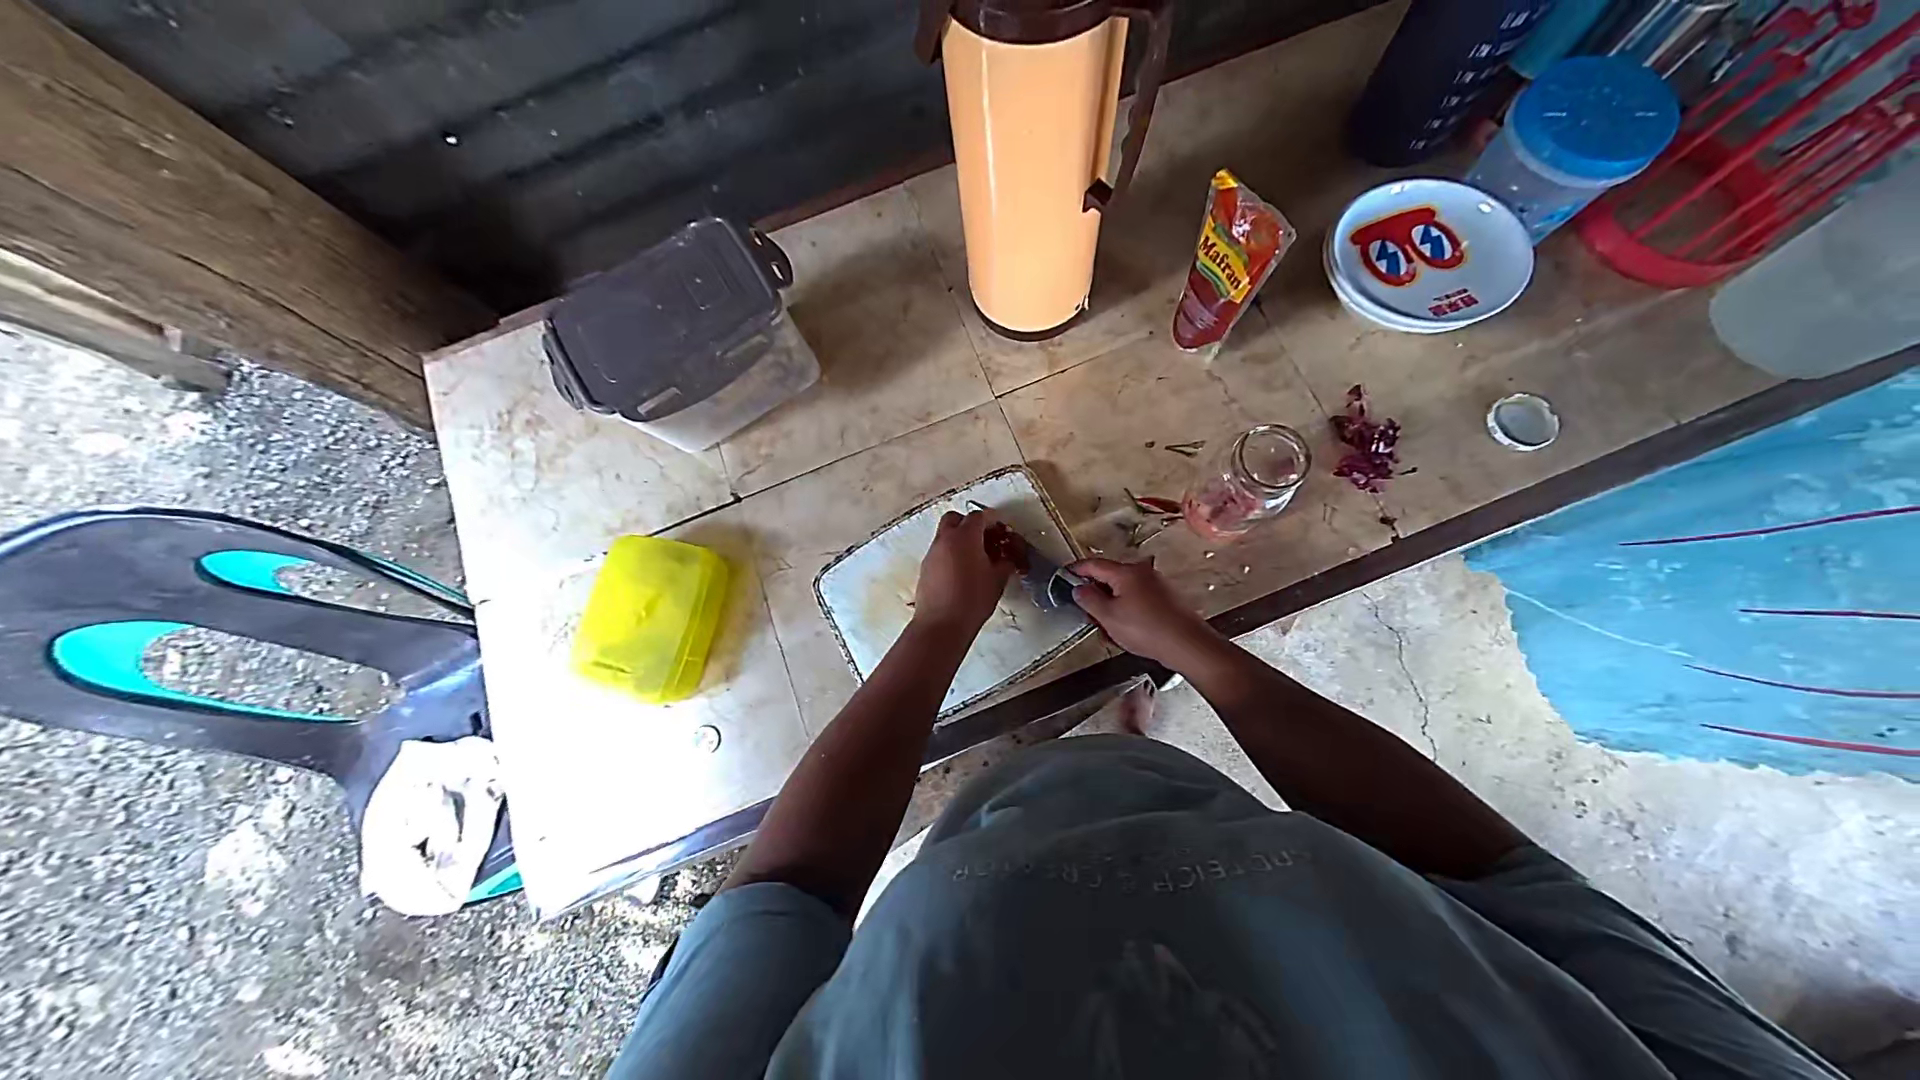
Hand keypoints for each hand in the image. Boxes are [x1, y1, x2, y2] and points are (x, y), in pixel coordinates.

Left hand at [913, 510, 1014, 636]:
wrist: (942, 624)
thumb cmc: (972, 599)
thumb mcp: (997, 580)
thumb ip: (1004, 563)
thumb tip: (1005, 559)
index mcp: (965, 536)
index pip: (979, 516)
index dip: (992, 521)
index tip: (1001, 532)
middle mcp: (945, 540)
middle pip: (955, 518)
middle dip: (970, 524)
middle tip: (985, 539)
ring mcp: (932, 554)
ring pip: (945, 535)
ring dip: (959, 539)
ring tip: (975, 558)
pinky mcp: (925, 569)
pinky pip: (939, 552)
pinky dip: (950, 554)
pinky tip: (962, 572)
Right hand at [1069, 558, 1225, 671]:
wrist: (1187, 645)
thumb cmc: (1149, 630)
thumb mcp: (1108, 616)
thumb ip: (1088, 600)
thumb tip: (1078, 589)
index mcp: (1126, 572)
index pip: (1093, 564)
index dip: (1076, 570)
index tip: (1065, 575)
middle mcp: (1142, 573)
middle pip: (1109, 579)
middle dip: (1096, 597)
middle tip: (1089, 616)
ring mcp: (1156, 585)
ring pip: (1123, 593)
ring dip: (1112, 608)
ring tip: (1111, 631)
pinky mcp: (1165, 599)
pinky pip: (1137, 601)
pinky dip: (1127, 613)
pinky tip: (1128, 633)